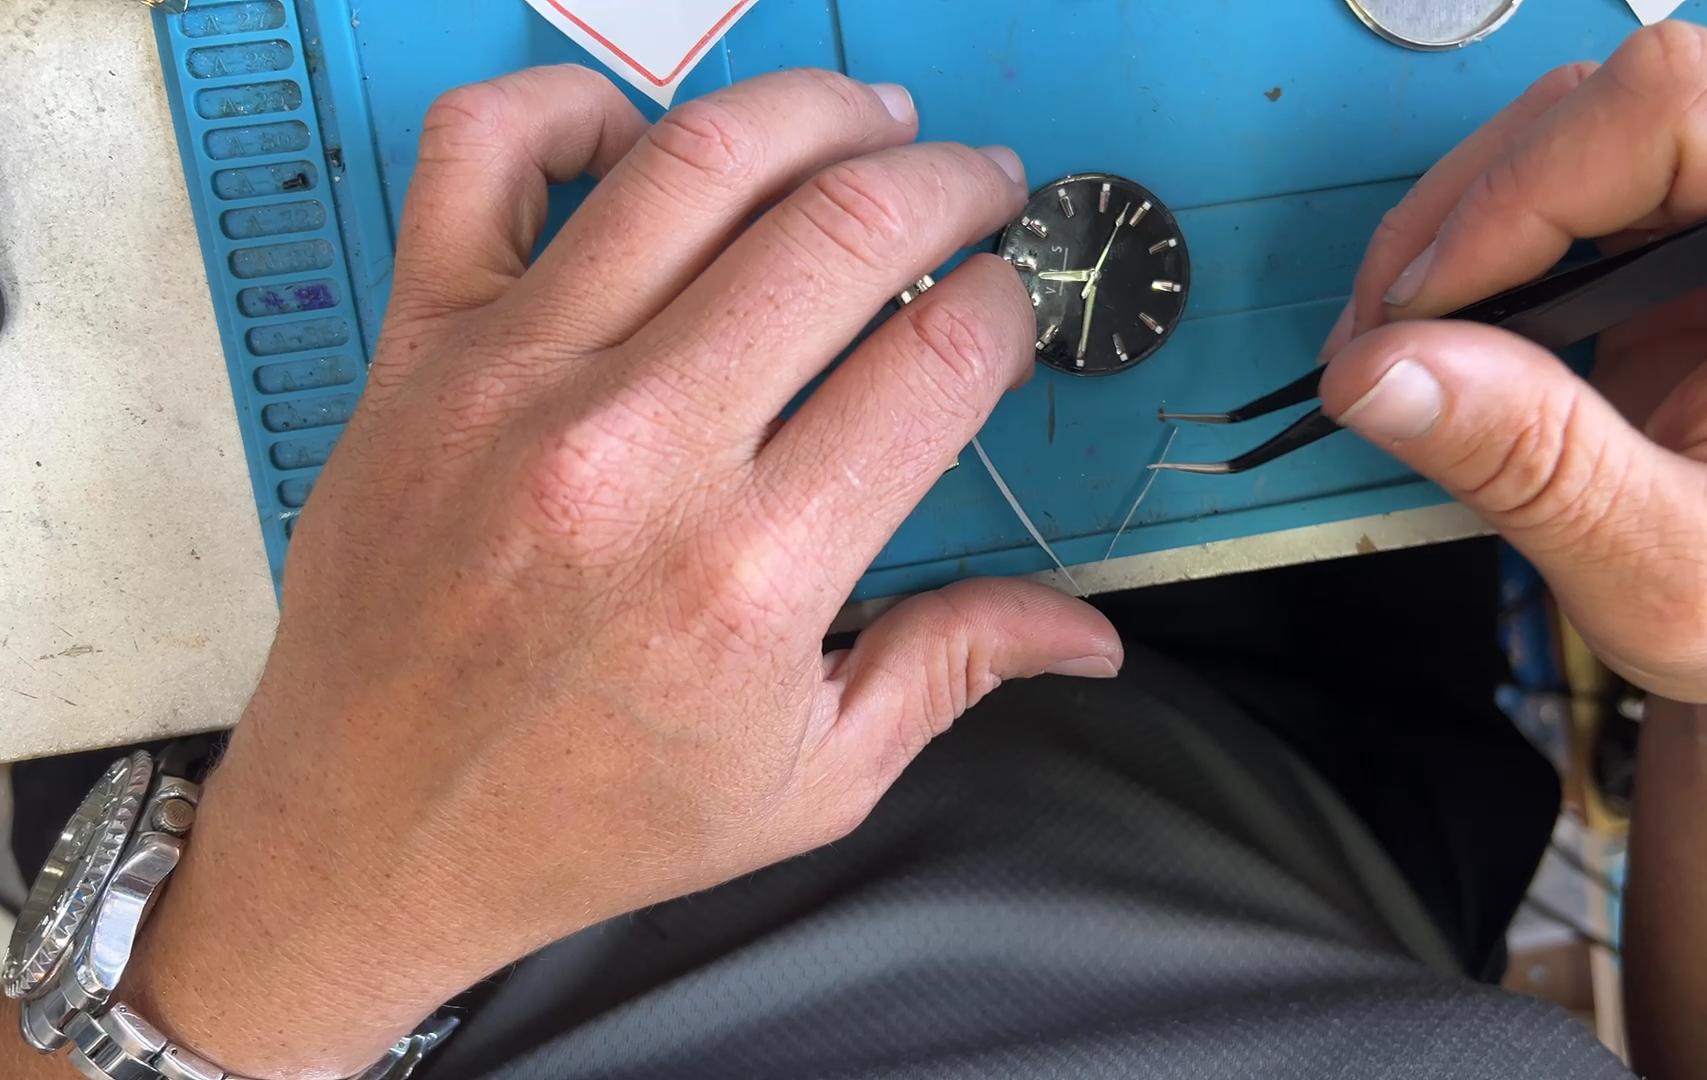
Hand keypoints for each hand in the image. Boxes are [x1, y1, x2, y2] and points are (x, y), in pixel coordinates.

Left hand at [112, 65, 1120, 1077]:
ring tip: (880, 119)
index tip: (1012, 306)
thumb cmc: (616, 816)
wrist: (382, 836)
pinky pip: (487, 155)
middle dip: (948, 189)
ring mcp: (514, 379)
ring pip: (695, 164)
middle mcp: (639, 450)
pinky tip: (652, 137)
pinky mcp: (419, 349)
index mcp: (757, 571)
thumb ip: (960, 668)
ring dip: (818, 115)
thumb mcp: (819, 773)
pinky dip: (579, 105)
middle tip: (986, 184)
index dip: (1003, 309)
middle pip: (840, 235)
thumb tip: (1092, 637)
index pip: (934, 366)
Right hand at [1319, 25, 1706, 722]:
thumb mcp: (1662, 571)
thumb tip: (1372, 371)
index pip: (1674, 116)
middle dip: (1444, 232)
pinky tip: (1428, 338)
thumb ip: (1528, 466)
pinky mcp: (1686, 235)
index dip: (1505, 204)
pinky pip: (1540, 194)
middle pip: (1592, 114)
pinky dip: (1454, 263)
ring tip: (1389, 354)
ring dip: (1433, 247)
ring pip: (1549, 141)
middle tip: (1374, 351)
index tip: (1408, 322)